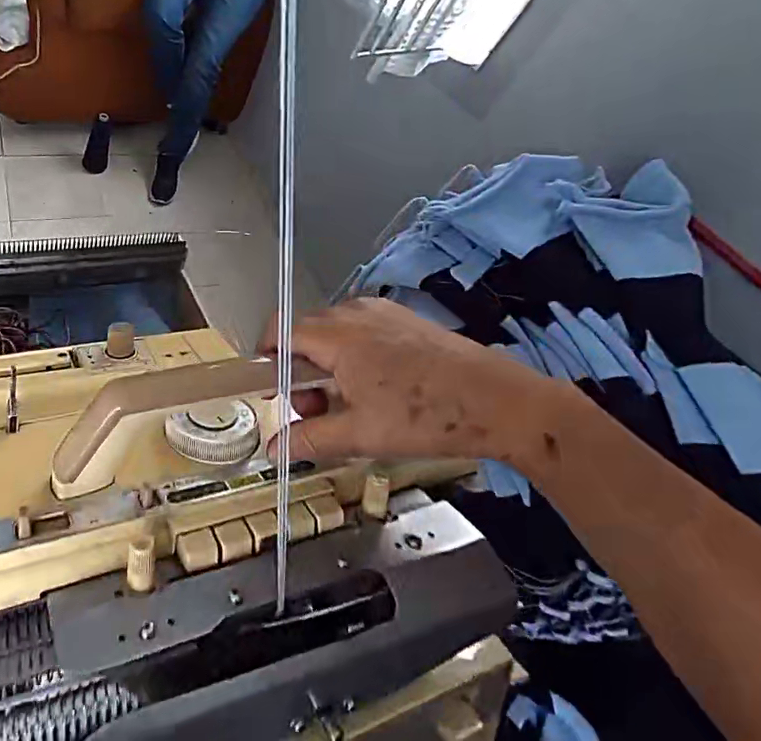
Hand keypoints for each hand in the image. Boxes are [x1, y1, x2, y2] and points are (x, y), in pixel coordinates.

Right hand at [260, 298, 559, 463]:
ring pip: (337, 331)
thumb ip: (309, 439)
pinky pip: (363, 330)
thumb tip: (273, 448)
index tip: (268, 386)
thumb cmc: (424, 416)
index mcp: (339, 334)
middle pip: (308, 331)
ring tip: (346, 404)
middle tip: (312, 410)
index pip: (281, 330)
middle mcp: (358, 312)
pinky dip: (354, 355)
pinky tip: (376, 389)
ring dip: (327, 364)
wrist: (493, 399)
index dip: (266, 356)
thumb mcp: (360, 435)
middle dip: (299, 369)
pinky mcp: (406, 319)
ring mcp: (385, 311)